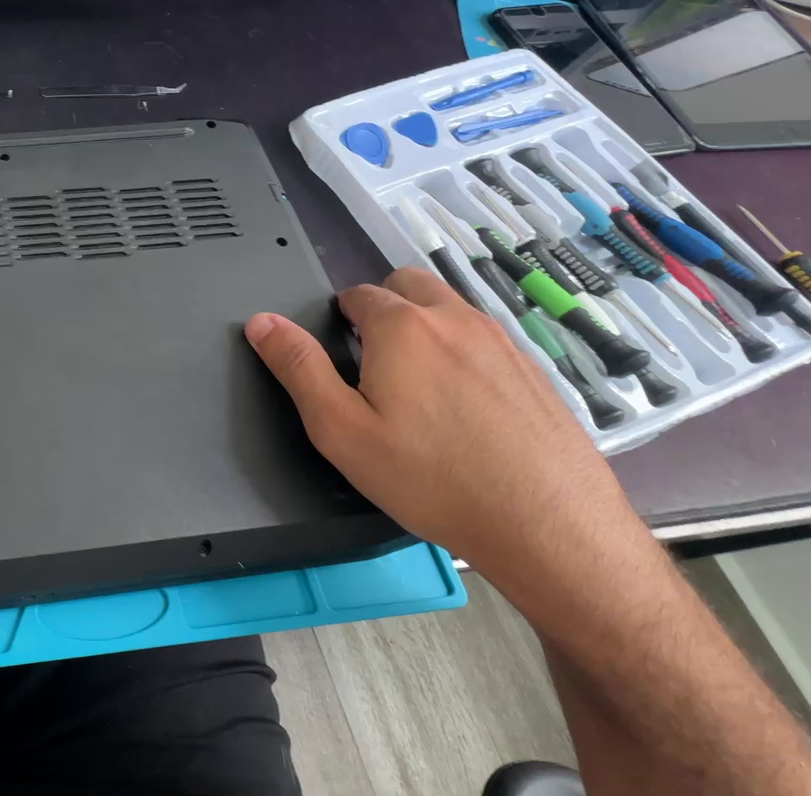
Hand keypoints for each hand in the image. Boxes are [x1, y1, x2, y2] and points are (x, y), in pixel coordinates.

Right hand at [244, 268, 636, 574]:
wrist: (548, 525)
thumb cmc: (430, 477)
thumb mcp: (340, 429)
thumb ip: (298, 368)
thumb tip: (262, 322)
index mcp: (402, 328)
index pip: (358, 294)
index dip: (339, 317)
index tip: (338, 353)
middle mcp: (456, 320)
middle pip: (409, 284)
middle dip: (384, 305)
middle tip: (372, 359)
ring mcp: (504, 343)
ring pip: (451, 309)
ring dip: (425, 325)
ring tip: (415, 385)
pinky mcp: (537, 371)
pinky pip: (485, 340)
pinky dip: (463, 353)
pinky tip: (463, 408)